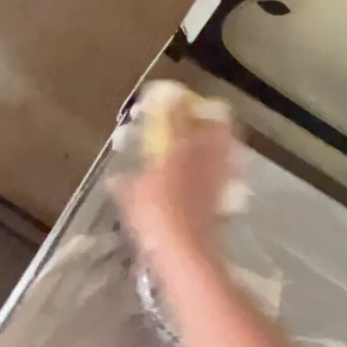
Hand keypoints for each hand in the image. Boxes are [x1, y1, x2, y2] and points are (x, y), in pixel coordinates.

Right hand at [115, 113, 236, 270]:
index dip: (169, 99)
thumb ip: (126, 182)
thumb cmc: (154, 217)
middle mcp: (204, 150)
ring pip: (228, 139)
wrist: (187, 250)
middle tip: (195, 115)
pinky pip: (230, 164)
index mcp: (177, 144)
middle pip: (217, 116)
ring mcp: (221, 169)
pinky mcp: (229, 188)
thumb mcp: (130, 197)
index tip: (163, 96)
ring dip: (219, 134)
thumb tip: (116, 179)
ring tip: (207, 139)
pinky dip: (223, 160)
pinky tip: (213, 169)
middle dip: (206, 112)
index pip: (175, 109)